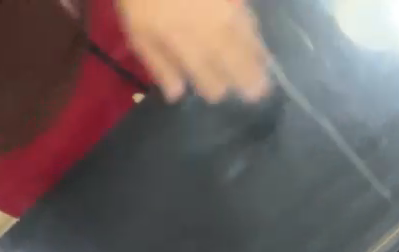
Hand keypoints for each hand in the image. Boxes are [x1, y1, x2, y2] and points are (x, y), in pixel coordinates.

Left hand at [117, 0, 272, 103]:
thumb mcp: (138, 29)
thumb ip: (158, 63)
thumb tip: (177, 94)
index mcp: (188, 47)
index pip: (214, 86)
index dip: (214, 91)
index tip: (210, 89)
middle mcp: (216, 37)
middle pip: (243, 73)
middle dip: (248, 86)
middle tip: (253, 93)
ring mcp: (230, 16)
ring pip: (254, 51)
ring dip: (257, 65)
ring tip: (260, 73)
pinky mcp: (236, 1)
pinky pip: (252, 24)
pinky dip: (255, 38)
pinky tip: (254, 42)